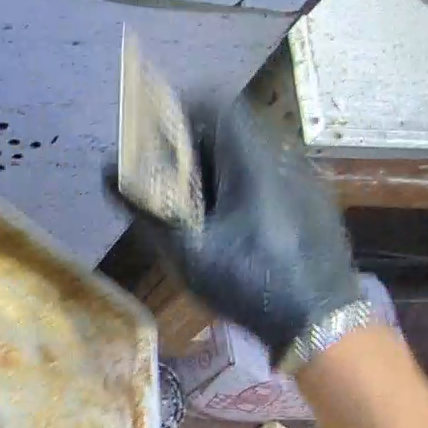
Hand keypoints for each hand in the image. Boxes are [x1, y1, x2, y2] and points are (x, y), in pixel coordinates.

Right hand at [109, 96, 369, 372]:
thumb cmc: (248, 283)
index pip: (217, 106)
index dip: (180, 110)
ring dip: (216, 166)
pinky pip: (270, 176)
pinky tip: (227, 223)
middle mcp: (283, 159)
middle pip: (234, 129)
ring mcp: (304, 181)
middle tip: (161, 175)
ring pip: (252, 154)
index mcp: (252, 162)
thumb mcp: (188, 251)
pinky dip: (239, 184)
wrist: (320, 321)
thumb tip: (108, 172)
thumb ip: (147, 209)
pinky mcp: (314, 203)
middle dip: (192, 144)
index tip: (151, 134)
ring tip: (188, 204)